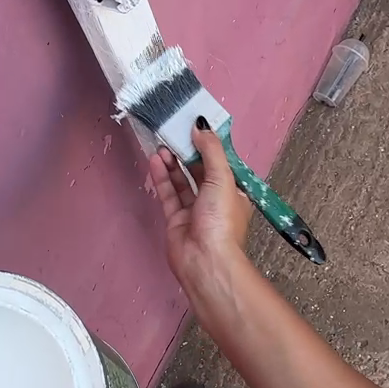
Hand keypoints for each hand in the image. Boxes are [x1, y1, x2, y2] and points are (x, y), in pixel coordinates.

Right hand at [146, 123, 252, 304]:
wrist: (205, 261)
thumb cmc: (221, 219)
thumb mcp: (222, 179)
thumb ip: (211, 150)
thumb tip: (200, 126)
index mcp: (233, 192)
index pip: (221, 163)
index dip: (208, 146)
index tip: (195, 127)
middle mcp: (214, 200)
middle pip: (199, 170)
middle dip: (188, 152)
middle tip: (174, 131)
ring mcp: (194, 210)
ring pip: (182, 180)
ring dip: (172, 162)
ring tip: (162, 143)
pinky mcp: (175, 219)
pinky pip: (168, 193)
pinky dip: (162, 176)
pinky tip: (155, 160)